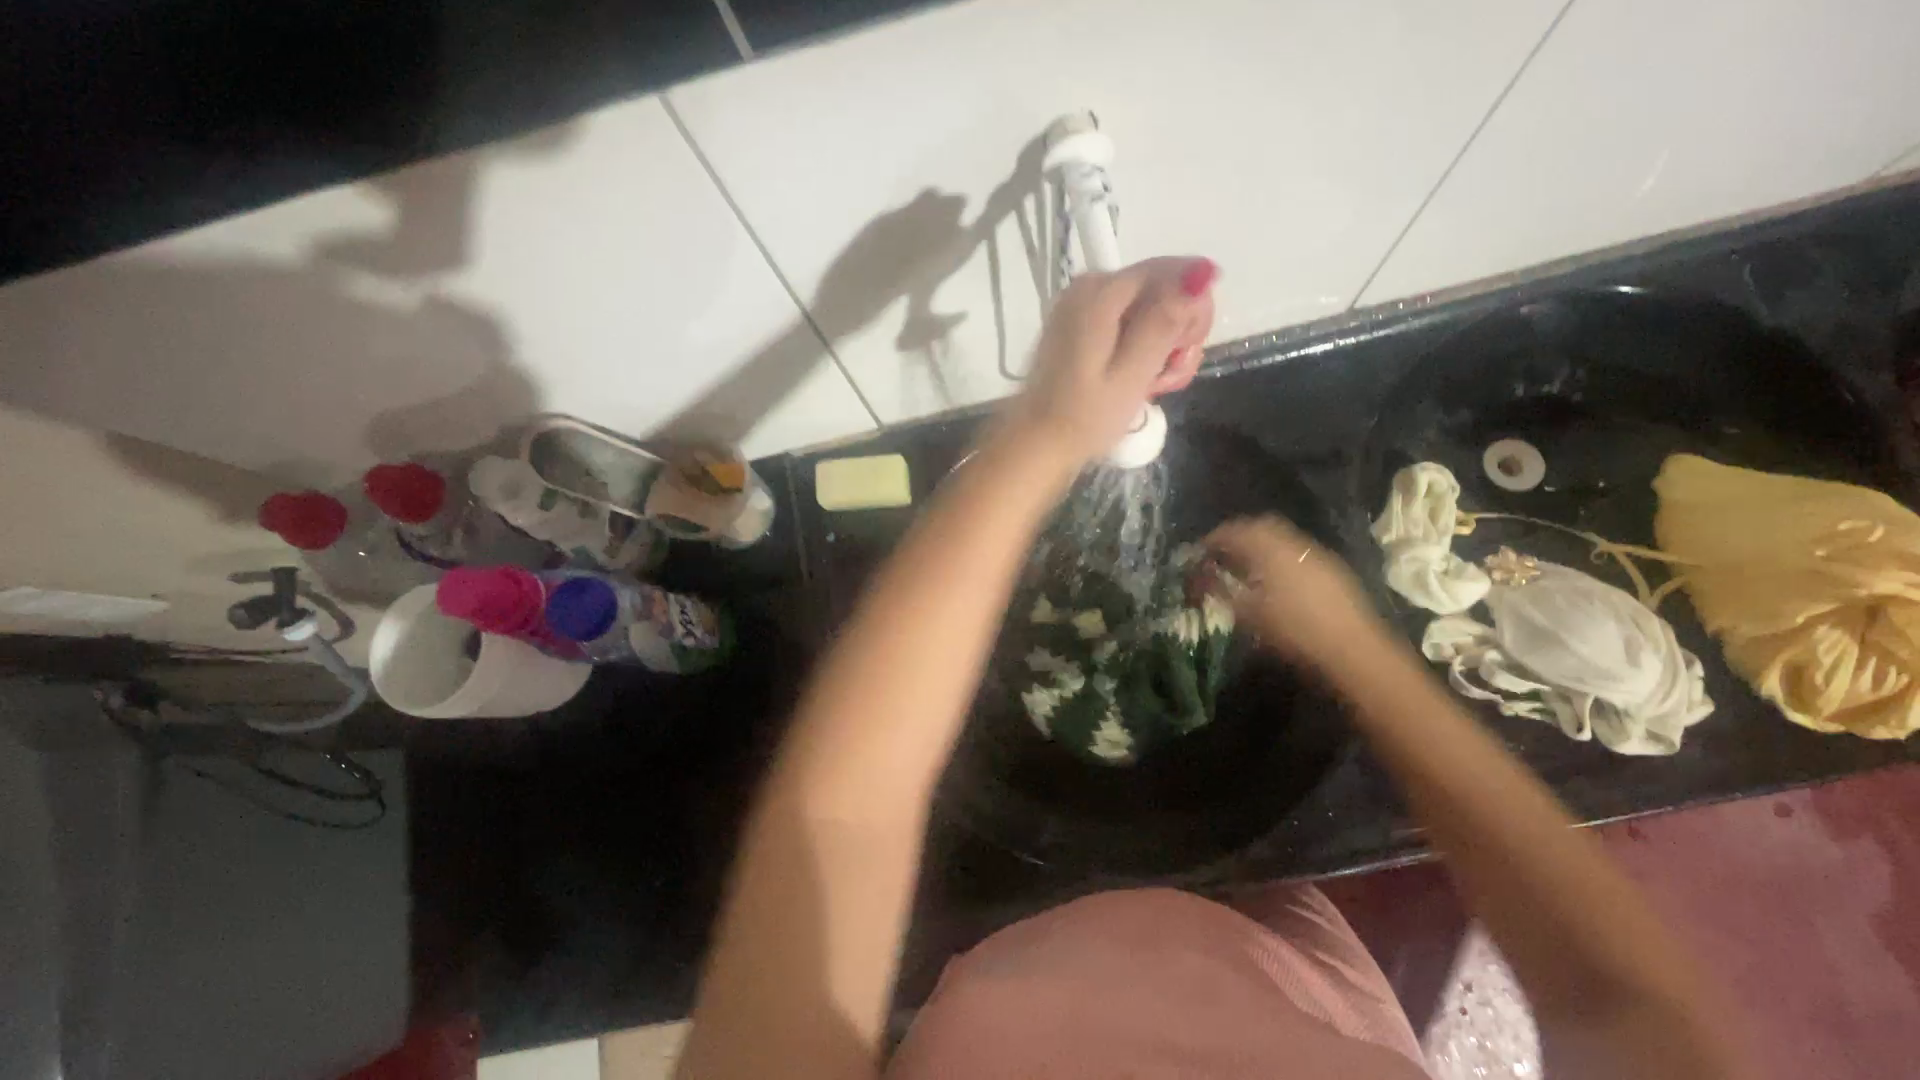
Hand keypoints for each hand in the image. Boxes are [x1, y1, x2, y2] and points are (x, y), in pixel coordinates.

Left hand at [995, 256, 1217, 469]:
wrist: (1038, 444)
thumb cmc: (1085, 416)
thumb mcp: (1132, 374)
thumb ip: (1165, 321)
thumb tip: (1201, 272)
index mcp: (1101, 292)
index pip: (1174, 271)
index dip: (1194, 309)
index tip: (1185, 352)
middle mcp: (1091, 286)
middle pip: (1163, 288)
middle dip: (1178, 330)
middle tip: (1167, 377)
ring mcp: (1083, 305)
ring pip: (1151, 308)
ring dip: (1163, 346)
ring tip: (1153, 386)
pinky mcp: (1082, 325)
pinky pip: (1129, 323)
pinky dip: (1142, 349)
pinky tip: (1140, 380)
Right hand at [1203, 515, 1393, 676]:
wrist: (1353, 649)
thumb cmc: (1294, 631)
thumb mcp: (1248, 614)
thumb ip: (1221, 590)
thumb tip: (1202, 576)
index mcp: (1270, 548)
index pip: (1235, 530)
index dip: (1214, 538)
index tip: (1200, 550)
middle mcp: (1294, 543)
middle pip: (1261, 526)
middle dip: (1239, 536)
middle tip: (1223, 553)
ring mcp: (1317, 554)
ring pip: (1282, 539)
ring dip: (1261, 546)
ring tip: (1247, 567)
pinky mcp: (1333, 569)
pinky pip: (1298, 552)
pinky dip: (1280, 557)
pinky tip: (1276, 580)